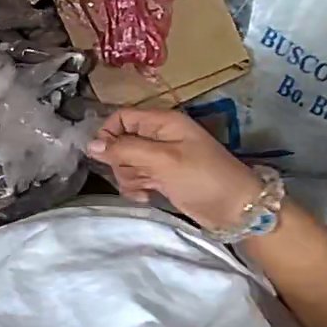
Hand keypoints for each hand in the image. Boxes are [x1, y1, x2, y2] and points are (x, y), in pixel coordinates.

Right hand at [86, 109, 262, 231]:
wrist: (236, 209)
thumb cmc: (203, 177)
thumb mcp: (162, 160)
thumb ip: (126, 150)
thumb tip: (91, 145)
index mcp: (162, 122)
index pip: (122, 117)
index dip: (109, 135)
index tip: (104, 157)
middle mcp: (160, 136)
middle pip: (121, 142)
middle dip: (121, 162)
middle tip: (137, 175)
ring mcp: (162, 158)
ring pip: (127, 162)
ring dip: (129, 178)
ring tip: (145, 189)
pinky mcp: (163, 177)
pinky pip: (137, 177)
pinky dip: (137, 187)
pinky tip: (147, 196)